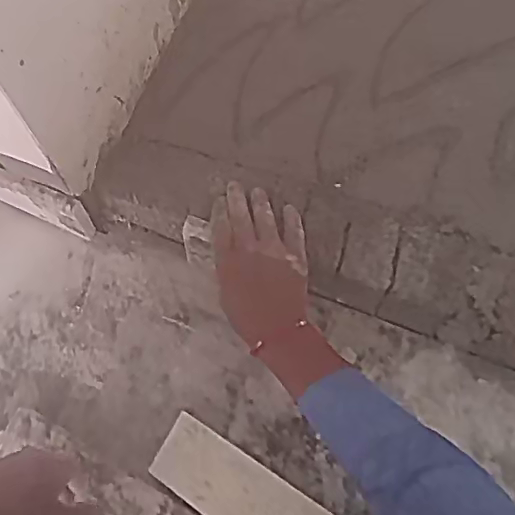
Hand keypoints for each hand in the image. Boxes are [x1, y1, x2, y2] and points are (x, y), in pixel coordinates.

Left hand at [0, 448, 103, 514]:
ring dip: (39, 491)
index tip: (79, 508)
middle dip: (60, 490)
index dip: (81, 490)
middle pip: (56, 469)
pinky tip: (13, 511)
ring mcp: (14, 459)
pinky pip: (16, 478)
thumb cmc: (21, 514)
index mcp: (57, 465)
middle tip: (60, 513)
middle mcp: (38, 455)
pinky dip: (20, 491)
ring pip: (35, 473)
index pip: (77, 471)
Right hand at [211, 182, 309, 348]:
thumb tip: (226, 254)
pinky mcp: (295, 256)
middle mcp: (249, 250)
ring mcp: (274, 251)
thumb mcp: (225, 292)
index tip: (219, 200)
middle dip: (236, 200)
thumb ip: (226, 269)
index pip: (221, 228)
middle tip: (234, 185)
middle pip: (241, 218)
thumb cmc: (245, 317)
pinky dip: (291, 219)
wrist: (277, 329)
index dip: (220, 212)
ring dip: (261, 204)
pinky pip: (294, 231)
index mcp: (228, 260)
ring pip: (266, 220)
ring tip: (258, 192)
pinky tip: (288, 208)